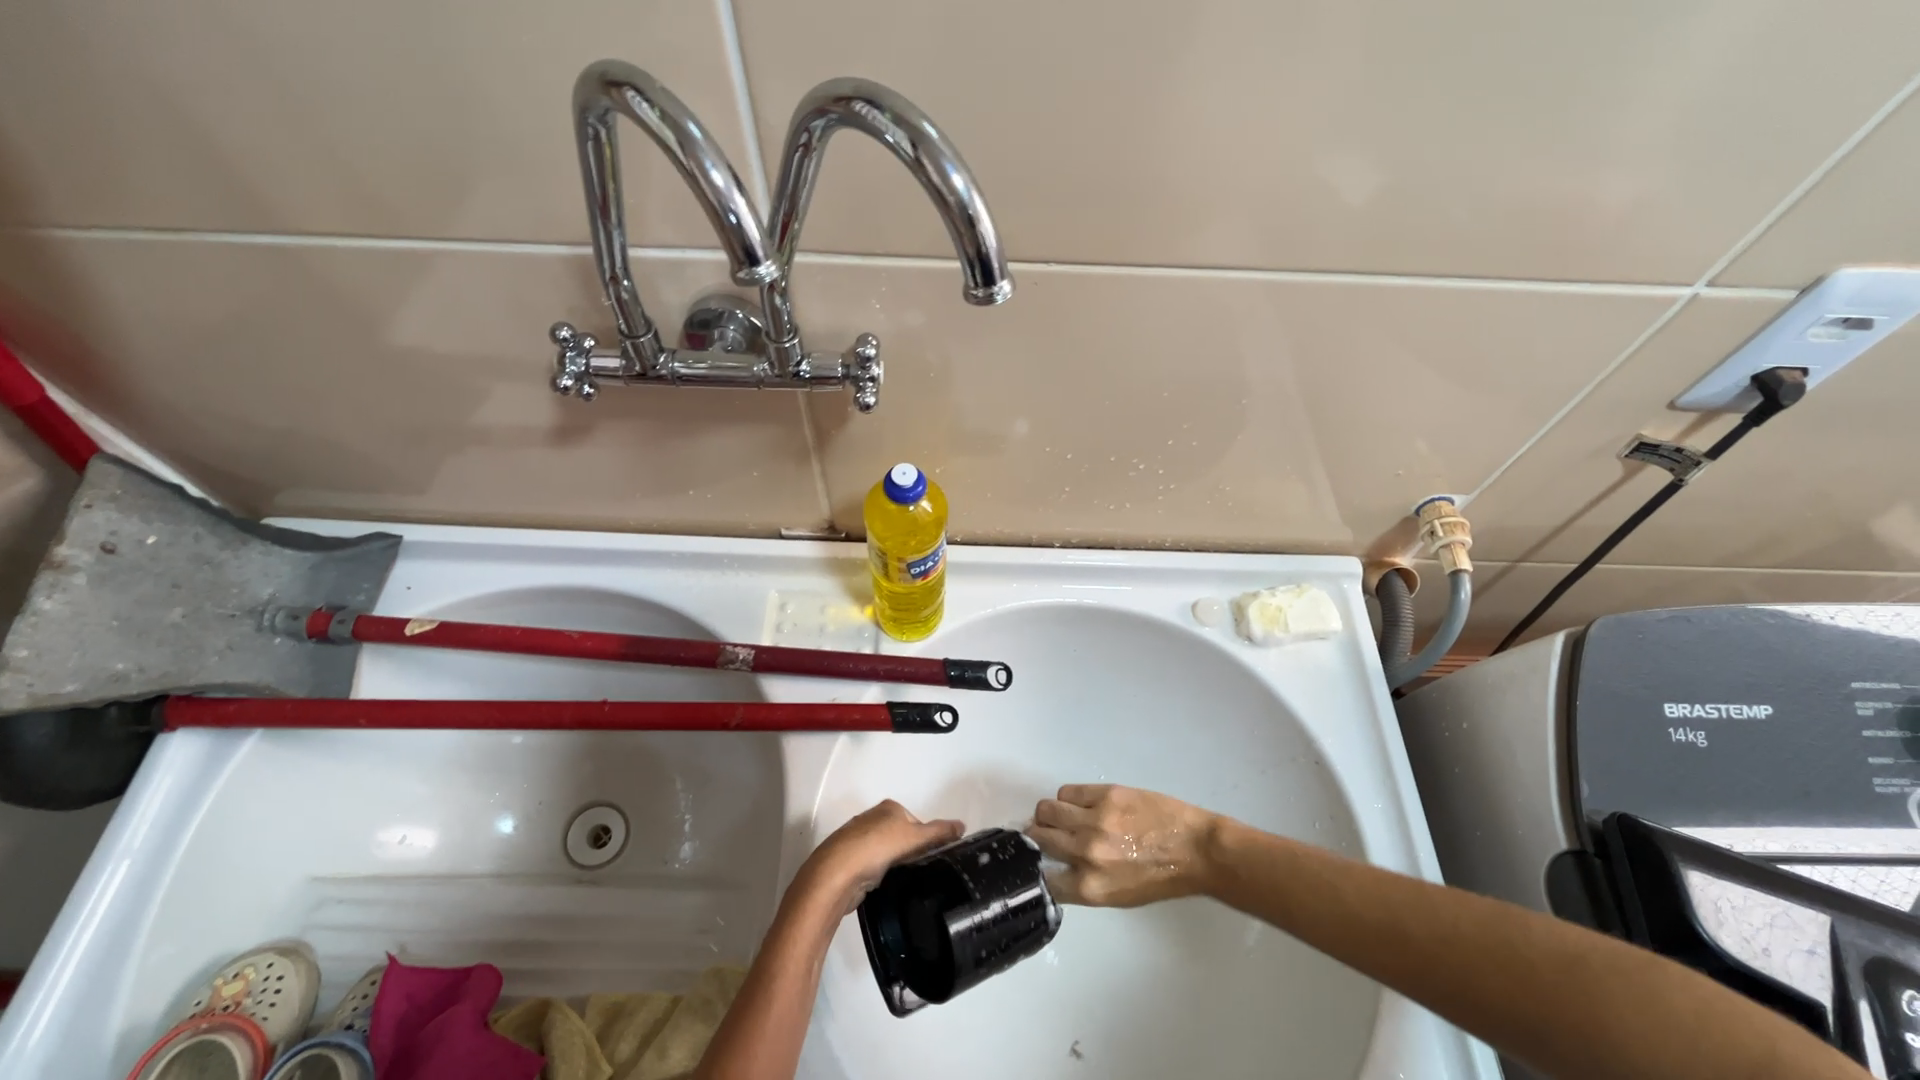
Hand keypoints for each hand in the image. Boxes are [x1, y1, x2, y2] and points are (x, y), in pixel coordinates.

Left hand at [799, 800, 963, 914]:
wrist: (837, 874)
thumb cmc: (877, 847)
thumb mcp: (915, 837)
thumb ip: (940, 832)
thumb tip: (962, 824)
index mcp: (888, 808)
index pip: (917, 822)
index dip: (927, 840)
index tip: (932, 858)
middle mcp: (872, 818)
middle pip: (902, 836)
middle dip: (911, 853)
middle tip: (919, 871)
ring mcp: (858, 839)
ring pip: (888, 853)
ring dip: (896, 864)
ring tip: (903, 880)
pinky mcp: (850, 861)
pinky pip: (874, 866)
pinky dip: (881, 874)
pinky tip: (884, 885)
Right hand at [1026, 784, 1218, 906]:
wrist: (1197, 850)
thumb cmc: (1161, 879)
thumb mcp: (1118, 896)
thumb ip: (1084, 883)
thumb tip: (1057, 865)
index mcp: (1090, 887)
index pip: (1043, 877)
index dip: (1039, 867)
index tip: (1042, 860)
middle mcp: (1085, 853)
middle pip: (1039, 837)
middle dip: (1040, 836)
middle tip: (1050, 833)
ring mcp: (1094, 820)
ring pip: (1047, 809)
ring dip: (1050, 814)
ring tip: (1064, 816)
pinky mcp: (1106, 794)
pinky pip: (1068, 791)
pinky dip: (1070, 798)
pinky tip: (1083, 804)